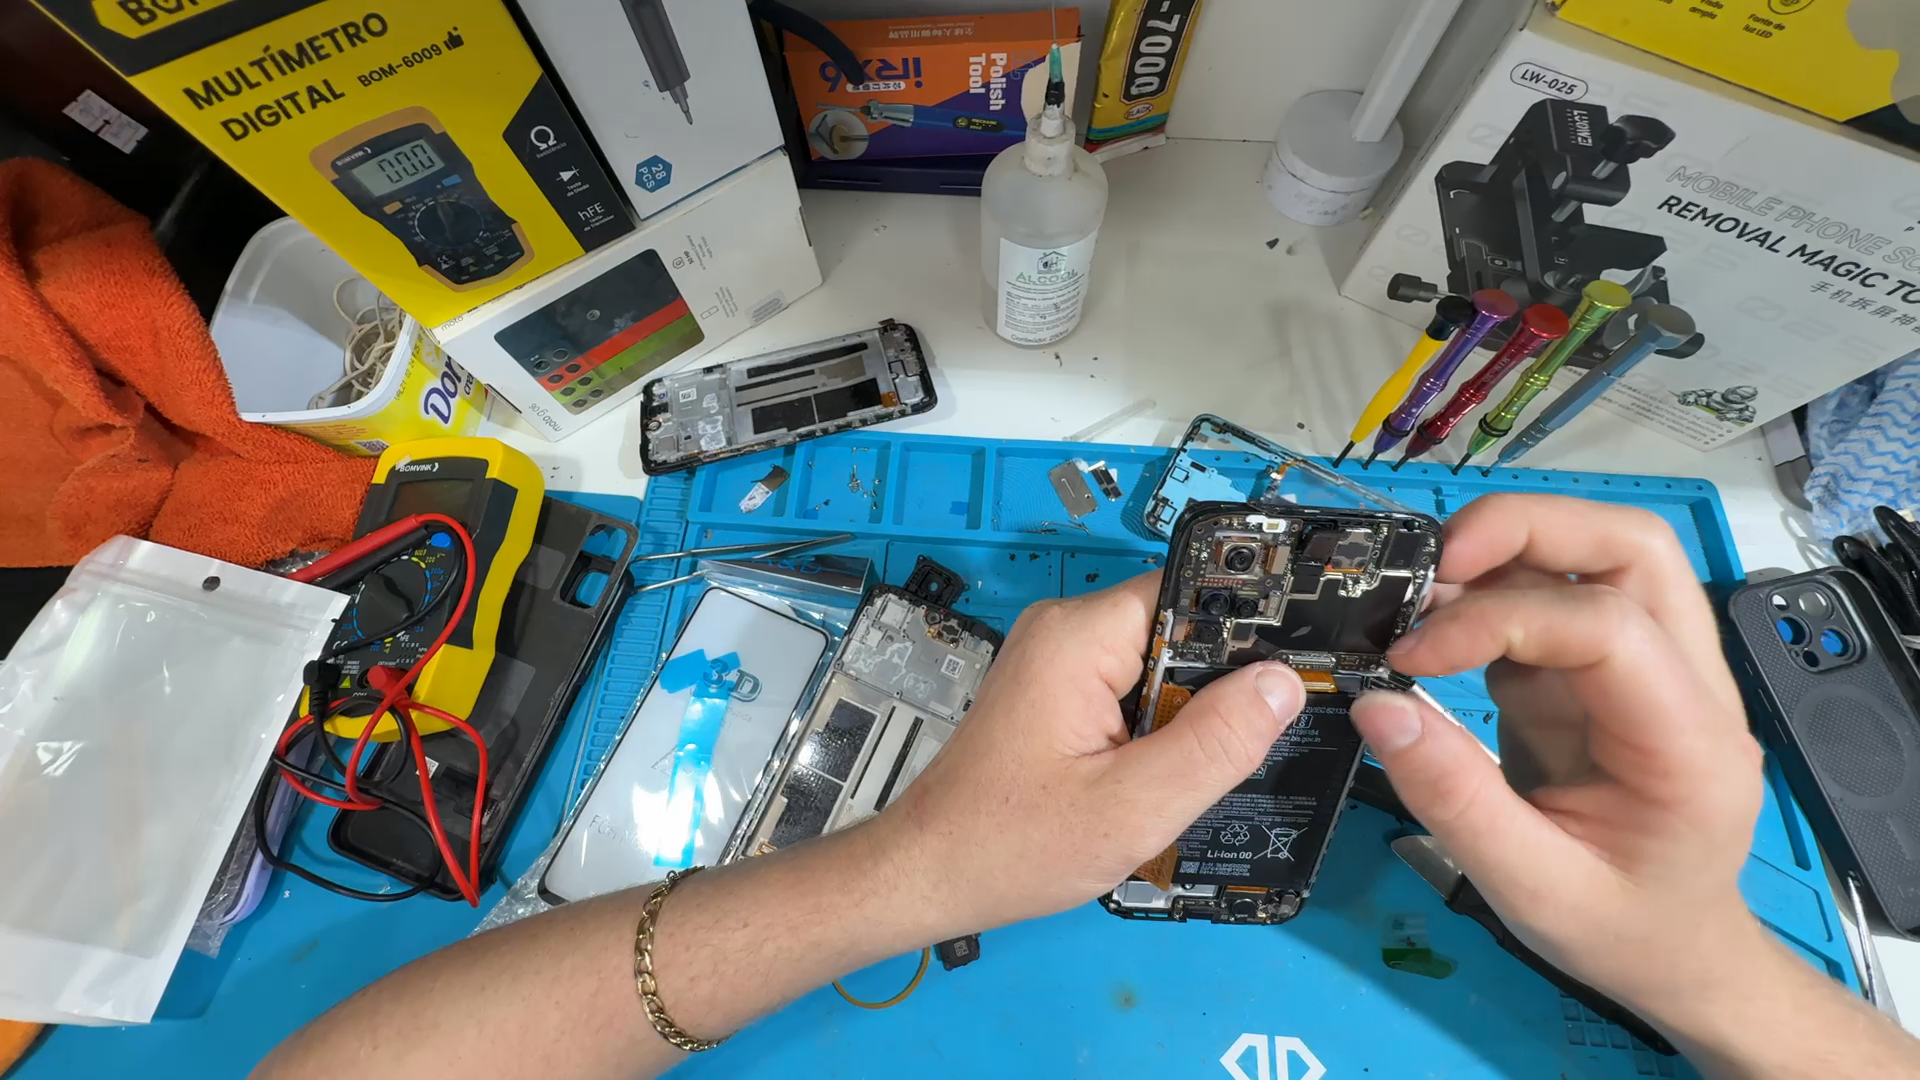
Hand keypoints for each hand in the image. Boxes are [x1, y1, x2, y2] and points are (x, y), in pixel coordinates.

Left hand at [876, 572, 1305, 937]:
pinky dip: (1154, 719)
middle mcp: (1063, 628)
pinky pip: (1125, 682)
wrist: (932, 868)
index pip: (1185, 594)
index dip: (1244, 628)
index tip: (1298, 670)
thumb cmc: (1017, 843)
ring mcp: (1053, 657)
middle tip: (1256, 737)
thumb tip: (1281, 680)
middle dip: (1217, 679)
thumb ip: (1214, 742)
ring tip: (1212, 760)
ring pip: (1152, 660)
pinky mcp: (1051, 687)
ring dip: (1185, 707)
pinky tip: (1167, 763)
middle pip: (1171, 626)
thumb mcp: (1132, 805)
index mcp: (1077, 636)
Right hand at [1348, 494, 1766, 1024]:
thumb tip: (1374, 702)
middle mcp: (1678, 679)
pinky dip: (1479, 582)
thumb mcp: (1528, 884)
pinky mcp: (1585, 663)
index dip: (1491, 620)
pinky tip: (1428, 619)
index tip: (1406, 658)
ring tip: (1418, 586)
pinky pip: (1541, 588)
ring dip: (1499, 545)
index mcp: (1684, 740)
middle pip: (1626, 545)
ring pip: (1589, 548)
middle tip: (1429, 565)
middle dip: (1518, 530)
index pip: (1604, 625)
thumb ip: (1451, 795)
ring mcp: (1634, 663)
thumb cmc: (1615, 920)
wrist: (1667, 943)